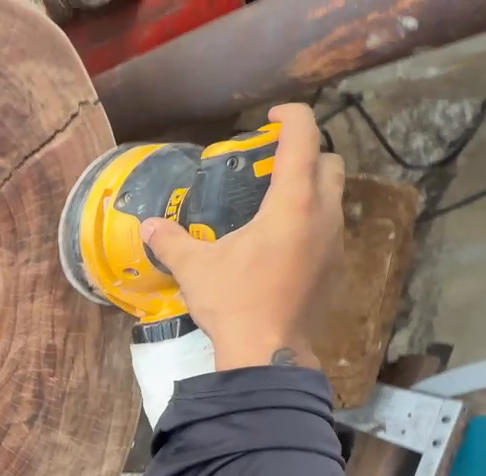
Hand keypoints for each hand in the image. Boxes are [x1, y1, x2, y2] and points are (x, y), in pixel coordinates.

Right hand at [139, 102, 345, 369]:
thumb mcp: (194, 270)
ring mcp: (336, 241)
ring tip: (274, 208)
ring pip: (333, 197)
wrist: (267, 349)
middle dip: (306, 155)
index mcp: (292, 203)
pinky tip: (281, 248)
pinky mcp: (336, 267)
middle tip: (273, 167)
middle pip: (329, 163)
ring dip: (310, 191)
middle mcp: (323, 213)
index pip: (303, 139)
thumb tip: (148, 226)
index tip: (273, 115)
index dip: (292, 116)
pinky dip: (310, 225)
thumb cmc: (233, 300)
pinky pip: (329, 231)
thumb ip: (172, 242)